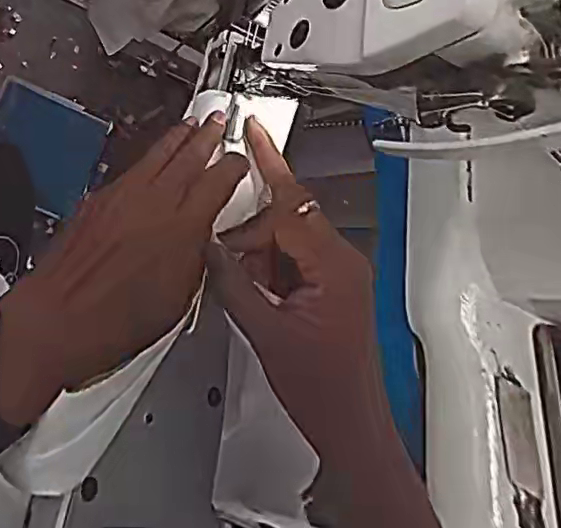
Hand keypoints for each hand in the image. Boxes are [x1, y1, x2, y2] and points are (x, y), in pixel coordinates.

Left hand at [0, 115, 246, 424]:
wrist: (56, 319)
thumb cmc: (113, 322)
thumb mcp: (178, 299)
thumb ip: (198, 257)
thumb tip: (203, 239)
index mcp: (183, 226)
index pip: (219, 180)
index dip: (234, 166)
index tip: (239, 161)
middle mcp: (155, 202)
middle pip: (190, 155)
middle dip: (208, 135)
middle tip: (218, 121)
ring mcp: (125, 195)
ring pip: (159, 153)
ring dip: (178, 136)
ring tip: (189, 125)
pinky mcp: (100, 197)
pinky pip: (133, 166)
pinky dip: (149, 156)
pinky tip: (152, 157)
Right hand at [203, 119, 392, 467]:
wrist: (351, 427)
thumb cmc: (325, 390)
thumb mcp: (266, 332)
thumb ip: (233, 282)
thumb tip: (209, 249)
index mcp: (333, 263)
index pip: (291, 203)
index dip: (267, 165)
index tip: (254, 133)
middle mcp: (341, 260)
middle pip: (286, 218)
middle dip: (251, 233)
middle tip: (224, 249)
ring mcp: (338, 272)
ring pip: (287, 238)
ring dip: (258, 254)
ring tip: (246, 286)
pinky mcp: (331, 284)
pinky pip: (293, 257)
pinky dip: (268, 268)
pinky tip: (257, 292)